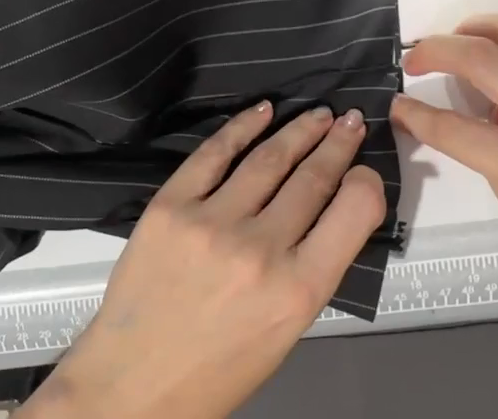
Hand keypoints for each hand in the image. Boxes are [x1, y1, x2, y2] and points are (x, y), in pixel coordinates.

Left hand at [21, 102, 385, 418]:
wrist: (130, 387)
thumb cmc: (215, 372)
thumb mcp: (284, 333)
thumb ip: (309, 271)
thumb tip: (329, 212)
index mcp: (297, 291)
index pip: (354, 211)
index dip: (367, 182)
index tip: (364, 169)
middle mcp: (259, 250)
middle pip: (313, 178)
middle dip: (338, 144)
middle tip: (351, 121)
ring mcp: (211, 223)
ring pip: (269, 158)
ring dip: (300, 130)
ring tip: (318, 115)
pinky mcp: (170, 206)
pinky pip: (214, 153)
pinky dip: (243, 126)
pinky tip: (264, 111)